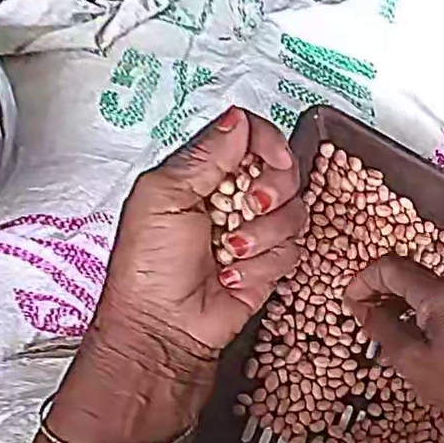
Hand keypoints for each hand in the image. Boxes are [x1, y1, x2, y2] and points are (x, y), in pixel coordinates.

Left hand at [88, 107, 308, 380]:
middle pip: (285, 174)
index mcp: (206, 173)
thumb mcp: (164, 196)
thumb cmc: (149, 264)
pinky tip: (234, 276)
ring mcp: (258, 233)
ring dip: (262, 236)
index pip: (251, 138)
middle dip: (271, 192)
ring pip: (294, 215)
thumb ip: (205, 157)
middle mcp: (236, 199)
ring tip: (229, 253)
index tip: (272, 159)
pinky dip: (263, 266)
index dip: (269, 143)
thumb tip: (238, 120)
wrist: (165, 323)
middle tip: (247, 208)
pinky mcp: (272, 265)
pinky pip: (292, 252)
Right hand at [343, 254, 443, 442]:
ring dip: (387, 299)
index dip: (363, 281)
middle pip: (402, 272)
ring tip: (369, 323)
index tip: (348, 303)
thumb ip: (381, 327)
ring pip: (412, 287)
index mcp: (439, 296)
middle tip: (355, 311)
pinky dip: (402, 310)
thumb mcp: (410, 359)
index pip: (391, 268)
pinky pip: (423, 302)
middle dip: (373, 287)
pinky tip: (391, 331)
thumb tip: (359, 307)